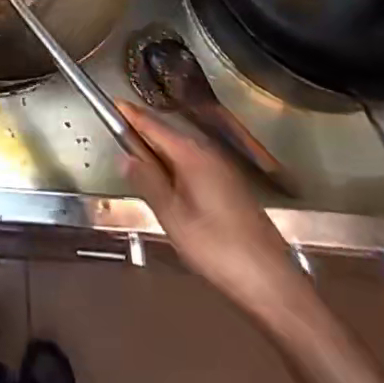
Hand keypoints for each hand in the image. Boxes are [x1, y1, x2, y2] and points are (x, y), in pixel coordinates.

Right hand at [119, 101, 304, 307]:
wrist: (269, 279)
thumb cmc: (216, 248)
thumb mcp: (172, 216)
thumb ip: (147, 181)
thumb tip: (126, 156)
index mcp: (192, 155)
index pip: (154, 126)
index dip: (132, 115)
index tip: (114, 104)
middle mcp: (208, 153)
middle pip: (168, 134)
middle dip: (143, 131)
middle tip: (118, 130)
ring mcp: (222, 168)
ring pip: (181, 150)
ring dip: (158, 150)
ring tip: (135, 157)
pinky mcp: (229, 185)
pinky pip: (193, 163)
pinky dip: (173, 164)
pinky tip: (166, 181)